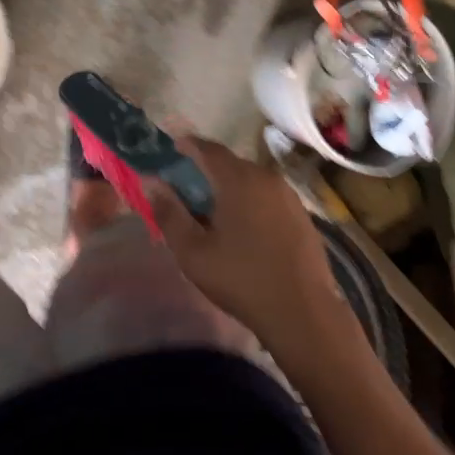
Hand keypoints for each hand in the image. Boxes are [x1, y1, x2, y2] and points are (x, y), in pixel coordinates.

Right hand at [147, 137, 347, 350]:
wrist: (301, 309)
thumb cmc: (240, 278)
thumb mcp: (193, 252)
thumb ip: (170, 214)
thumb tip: (152, 183)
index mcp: (239, 179)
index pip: (209, 149)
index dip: (189, 145)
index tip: (172, 147)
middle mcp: (267, 177)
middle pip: (231, 164)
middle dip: (207, 171)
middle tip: (186, 190)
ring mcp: (289, 195)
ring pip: (252, 181)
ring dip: (231, 189)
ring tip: (213, 212)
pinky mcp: (302, 214)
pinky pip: (268, 197)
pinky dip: (251, 203)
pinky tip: (244, 229)